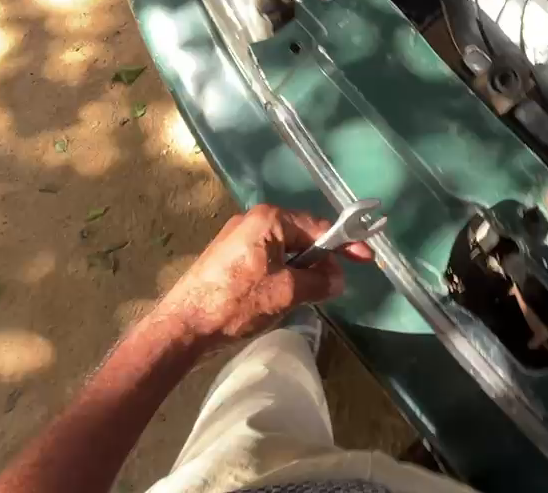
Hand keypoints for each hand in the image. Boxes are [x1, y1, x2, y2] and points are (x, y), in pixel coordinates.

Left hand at [152, 204, 373, 348]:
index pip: (318, 227)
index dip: (344, 243)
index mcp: (270, 219)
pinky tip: (282, 295)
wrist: (180, 328)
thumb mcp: (286, 292)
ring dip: (300, 269)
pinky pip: (266, 258)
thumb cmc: (237, 303)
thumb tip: (338, 278)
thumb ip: (318, 281)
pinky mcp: (226, 257)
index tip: (366, 257)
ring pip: (283, 249)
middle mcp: (253, 220)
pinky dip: (281, 273)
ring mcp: (237, 238)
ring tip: (309, 293)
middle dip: (320, 259)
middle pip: (301, 236)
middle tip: (335, 283)